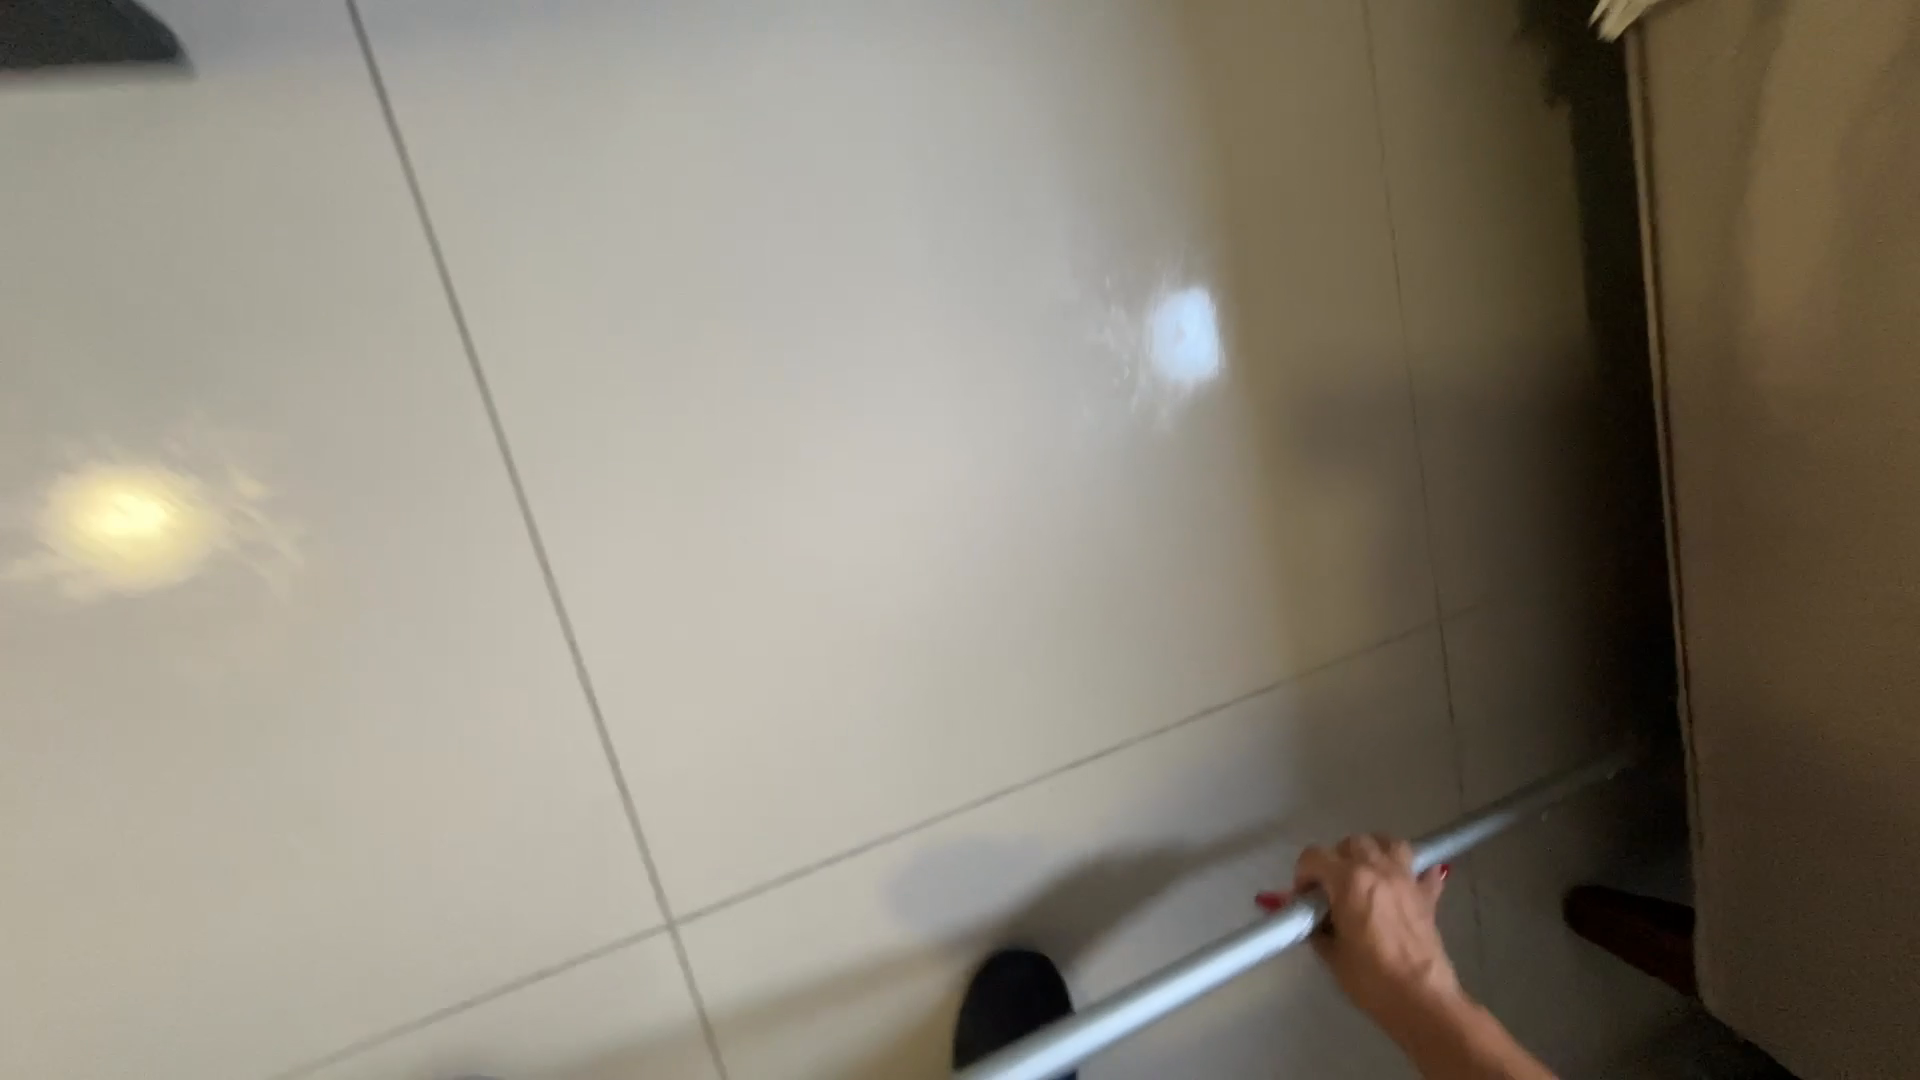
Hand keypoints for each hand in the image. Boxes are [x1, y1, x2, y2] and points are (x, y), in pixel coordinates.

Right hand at [1290, 834, 1461, 1036]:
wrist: (1423, 1002)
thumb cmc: (1371, 978)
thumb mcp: (1331, 953)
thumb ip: (1317, 926)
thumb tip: (1314, 919)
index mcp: (1347, 880)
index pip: (1313, 856)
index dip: (1303, 873)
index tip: (1304, 897)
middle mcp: (1376, 870)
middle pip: (1351, 843)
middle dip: (1337, 859)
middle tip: (1333, 885)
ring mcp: (1405, 881)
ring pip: (1389, 843)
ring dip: (1374, 851)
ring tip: (1367, 872)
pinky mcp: (1428, 898)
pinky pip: (1424, 871)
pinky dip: (1415, 871)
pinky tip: (1406, 882)